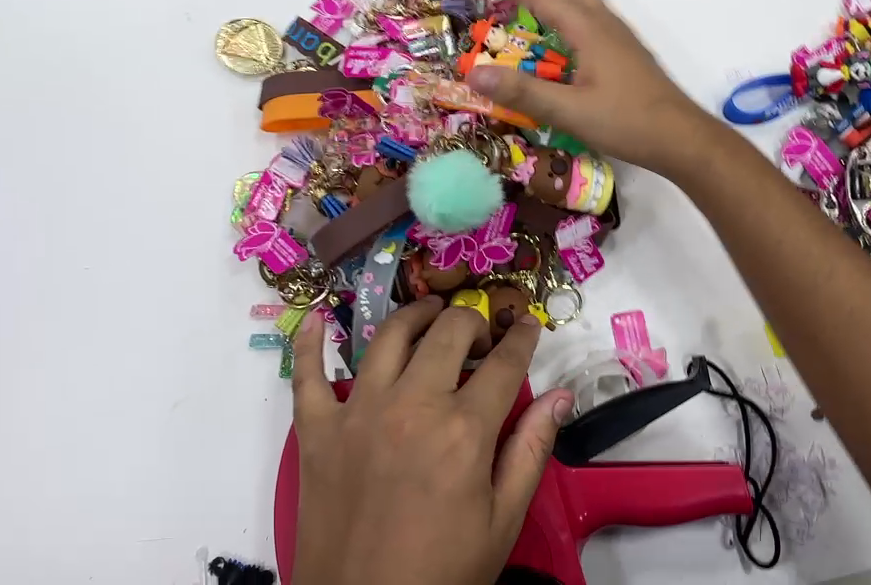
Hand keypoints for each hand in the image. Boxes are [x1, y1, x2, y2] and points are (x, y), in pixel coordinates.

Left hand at [290, 295, 574, 584]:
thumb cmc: (442, 573)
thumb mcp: (502, 521)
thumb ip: (531, 450)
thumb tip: (562, 395)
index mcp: (463, 430)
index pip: (504, 363)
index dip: (522, 338)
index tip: (528, 324)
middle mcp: (412, 405)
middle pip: (449, 333)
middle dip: (474, 323)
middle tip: (480, 337)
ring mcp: (358, 413)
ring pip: (389, 337)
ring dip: (416, 315)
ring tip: (430, 311)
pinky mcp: (317, 431)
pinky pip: (307, 376)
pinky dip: (310, 344)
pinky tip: (319, 321)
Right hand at [469, 0, 714, 175]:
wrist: (682, 138)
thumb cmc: (628, 123)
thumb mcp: (570, 111)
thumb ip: (523, 92)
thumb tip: (475, 73)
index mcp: (590, 31)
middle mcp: (606, 25)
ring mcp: (621, 39)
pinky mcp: (628, 54)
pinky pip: (595, 15)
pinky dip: (576, 4)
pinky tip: (574, 25)